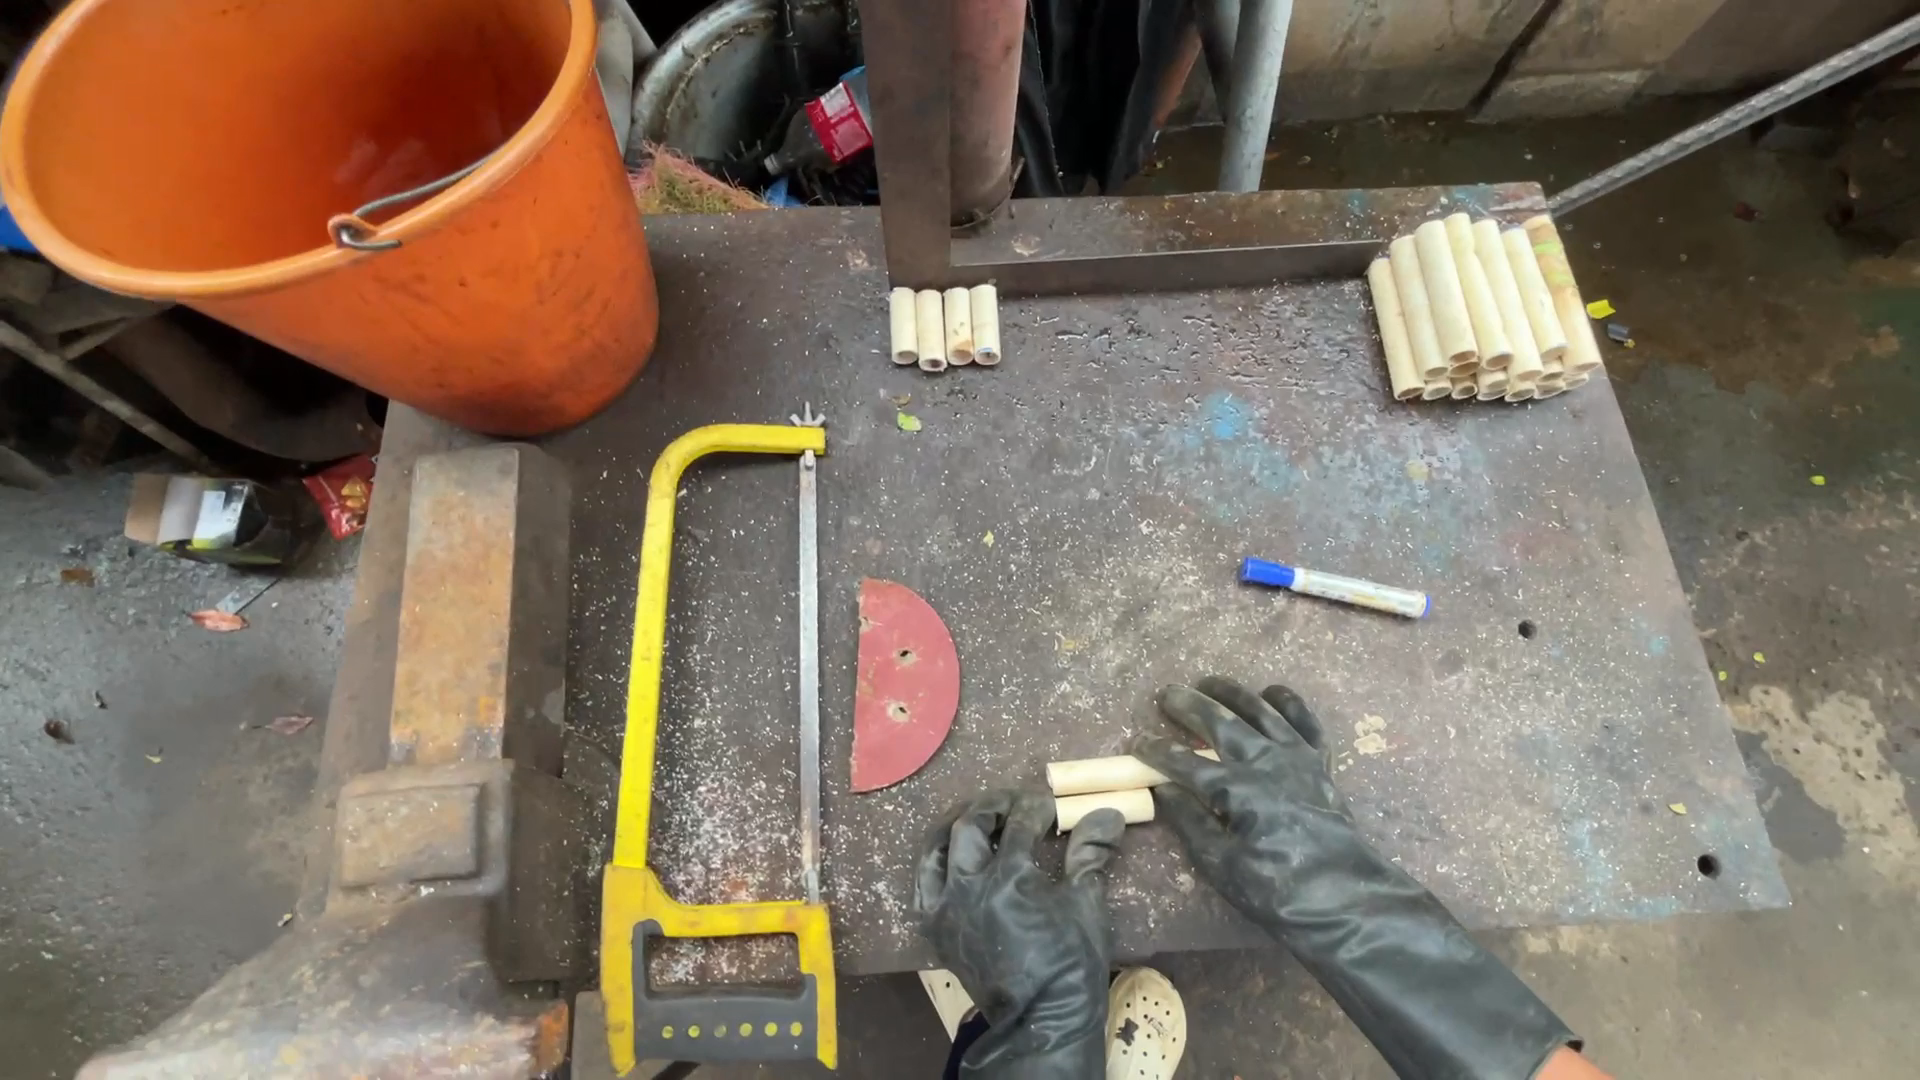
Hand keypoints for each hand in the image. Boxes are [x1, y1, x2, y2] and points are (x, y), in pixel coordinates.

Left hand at [914, 789, 1122, 1077]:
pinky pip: (924, 881)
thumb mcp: (1085, 904)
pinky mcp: (935, 927)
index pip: (1018, 825)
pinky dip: (936, 858)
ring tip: (978, 817)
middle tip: (1014, 803)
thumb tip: (1108, 812)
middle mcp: (968, 887)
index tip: (1049, 806)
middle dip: (993, 806)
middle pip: (970, 825)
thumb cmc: (1069, 963)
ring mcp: (945, 908)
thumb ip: (1090, 852)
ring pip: (938, 847)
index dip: (1034, 809)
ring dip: (957, 825)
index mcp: (1008, 880)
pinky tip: (953, 851)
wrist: (1040, 1023)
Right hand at [1135, 676, 1576, 1079]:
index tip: (1138, 745)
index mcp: (1236, 789)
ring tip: (1208, 681)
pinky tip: (1271, 692)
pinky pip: (1304, 722)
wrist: (1350, 902)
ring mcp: (1295, 758)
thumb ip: (1191, 822)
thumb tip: (1164, 789)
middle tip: (1166, 694)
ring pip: (1259, 711)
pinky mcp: (1318, 764)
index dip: (1158, 752)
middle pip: (1220, 723)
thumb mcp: (1222, 866)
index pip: (1184, 763)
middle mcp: (1264, 762)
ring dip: (1231, 692)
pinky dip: (1287, 702)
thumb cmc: (1279, 890)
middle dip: (1189, 706)